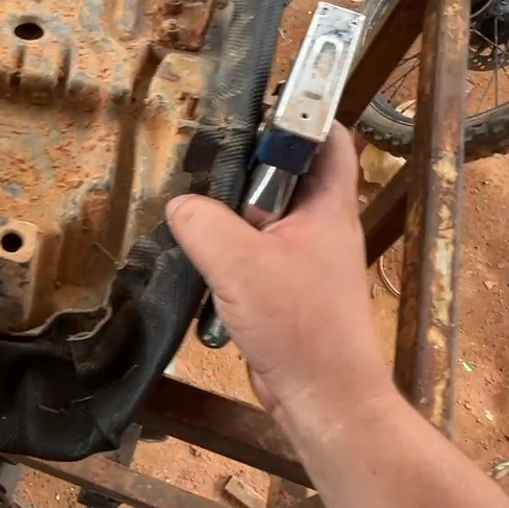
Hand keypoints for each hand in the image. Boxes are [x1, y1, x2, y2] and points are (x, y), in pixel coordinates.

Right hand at [164, 128, 394, 421]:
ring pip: (264, 214)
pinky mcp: (285, 285)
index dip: (300, 116)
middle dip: (248, 164)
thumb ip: (203, 224)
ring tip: (195, 205)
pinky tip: (200, 253)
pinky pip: (253, 248)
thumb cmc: (298, 328)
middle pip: (287, 173)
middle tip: (207, 159)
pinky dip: (228, 246)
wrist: (321, 397)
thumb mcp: (239, 265)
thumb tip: (179, 205)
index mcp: (327, 208)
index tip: (255, 110)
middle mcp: (320, 226)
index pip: (329, 140)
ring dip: (232, 211)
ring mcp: (303, 256)